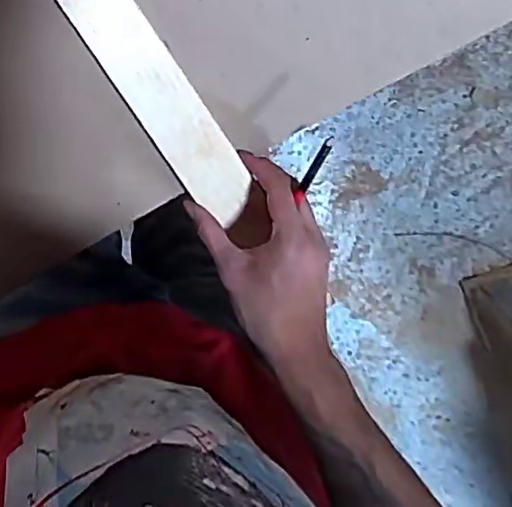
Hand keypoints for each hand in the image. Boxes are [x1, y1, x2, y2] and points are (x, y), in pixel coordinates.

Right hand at [188, 152, 332, 369]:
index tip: (241, 158)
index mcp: (293, 236)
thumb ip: (211, 233)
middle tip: (243, 172)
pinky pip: (304, 221)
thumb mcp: (232, 271)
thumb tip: (191, 206)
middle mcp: (313, 236)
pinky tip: (265, 220)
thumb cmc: (265, 312)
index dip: (261, 167)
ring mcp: (320, 248)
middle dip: (269, 176)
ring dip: (279, 193)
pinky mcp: (319, 258)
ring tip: (251, 192)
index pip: (281, 186)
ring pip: (302, 205)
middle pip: (295, 191)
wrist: (299, 352)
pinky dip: (285, 210)